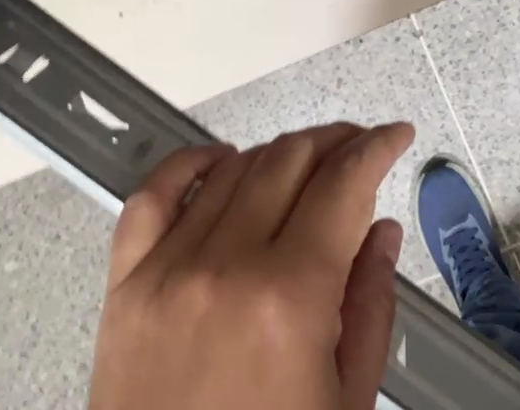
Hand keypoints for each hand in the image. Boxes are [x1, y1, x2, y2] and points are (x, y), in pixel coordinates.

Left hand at [88, 123, 415, 409]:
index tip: (395, 135)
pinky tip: (220, 159)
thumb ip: (371, 304)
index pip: (343, 184)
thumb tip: (380, 230)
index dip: (377, 147)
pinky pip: (152, 197)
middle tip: (357, 148)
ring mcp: (168, 270)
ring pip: (232, 169)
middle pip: (289, 161)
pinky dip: (188, 163)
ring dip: (277, 153)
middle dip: (334, 142)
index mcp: (290, 298)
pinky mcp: (124, 285)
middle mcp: (227, 267)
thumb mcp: (346, 401)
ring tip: (305, 163)